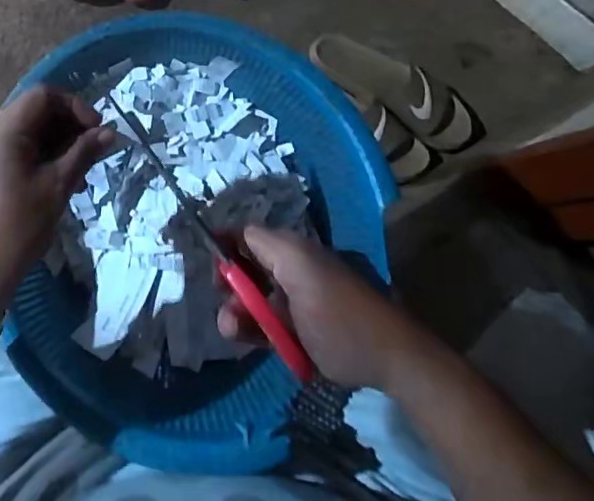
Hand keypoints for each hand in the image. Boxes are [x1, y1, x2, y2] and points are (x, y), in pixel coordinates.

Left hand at [0, 88, 115, 318]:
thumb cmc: (19, 226)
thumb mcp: (58, 186)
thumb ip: (83, 153)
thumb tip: (110, 132)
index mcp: (4, 130)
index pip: (43, 95)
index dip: (74, 106)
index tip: (96, 130)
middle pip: (37, 110)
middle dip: (69, 124)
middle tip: (94, 149)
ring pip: (32, 129)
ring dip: (60, 140)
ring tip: (82, 168)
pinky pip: (22, 146)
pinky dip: (45, 153)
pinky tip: (64, 177)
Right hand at [216, 226, 435, 390]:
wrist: (386, 359)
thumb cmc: (339, 312)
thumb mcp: (299, 268)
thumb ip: (264, 246)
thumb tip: (232, 234)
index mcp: (290, 249)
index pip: (245, 237)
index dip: (223, 246)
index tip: (208, 266)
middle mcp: (288, 270)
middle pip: (244, 270)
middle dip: (229, 288)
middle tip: (226, 309)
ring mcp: (291, 302)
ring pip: (251, 301)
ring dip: (238, 314)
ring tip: (233, 332)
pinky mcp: (295, 330)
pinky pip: (263, 325)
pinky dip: (251, 330)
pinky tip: (245, 339)